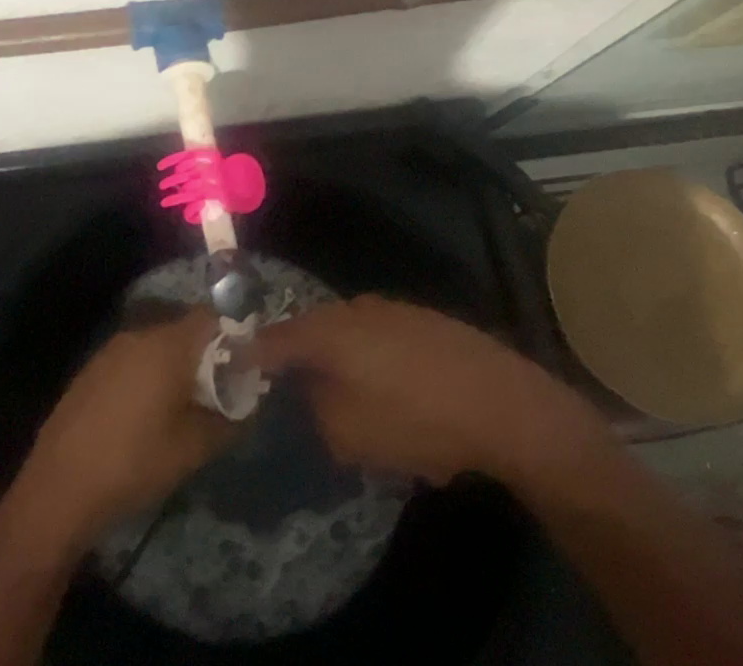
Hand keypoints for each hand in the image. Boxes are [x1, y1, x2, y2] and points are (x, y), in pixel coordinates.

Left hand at [13, 311, 233, 544]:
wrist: (60, 488)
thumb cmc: (135, 463)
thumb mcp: (195, 447)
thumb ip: (230, 419)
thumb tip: (248, 403)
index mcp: (166, 346)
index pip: (212, 318)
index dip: (235, 336)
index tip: (248, 366)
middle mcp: (137, 336)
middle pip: (184, 330)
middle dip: (208, 354)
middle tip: (223, 391)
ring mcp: (109, 352)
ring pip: (157, 346)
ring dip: (177, 366)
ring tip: (188, 406)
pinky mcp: (90, 372)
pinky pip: (133, 361)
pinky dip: (150, 376)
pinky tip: (150, 413)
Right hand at [257, 295, 612, 487]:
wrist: (509, 409)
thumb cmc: (418, 422)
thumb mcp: (347, 434)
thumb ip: (315, 408)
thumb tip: (313, 390)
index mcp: (328, 331)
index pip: (271, 339)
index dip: (249, 357)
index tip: (233, 370)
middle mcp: (357, 309)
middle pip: (312, 331)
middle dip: (298, 357)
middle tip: (288, 386)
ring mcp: (397, 311)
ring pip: (351, 334)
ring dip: (340, 359)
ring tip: (343, 394)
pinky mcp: (430, 322)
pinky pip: (384, 339)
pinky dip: (375, 361)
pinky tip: (392, 392)